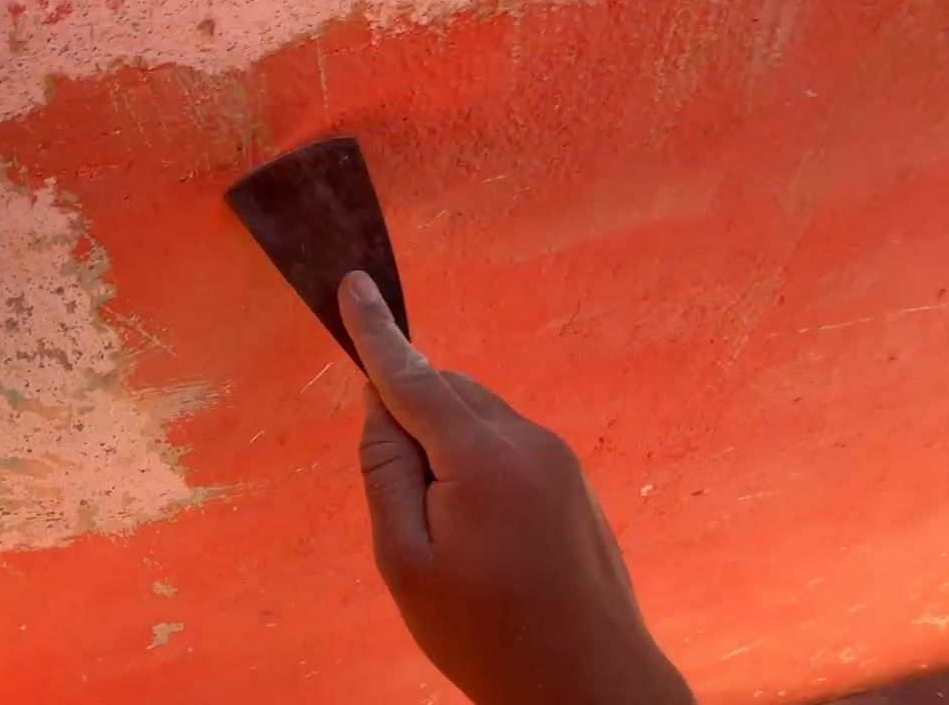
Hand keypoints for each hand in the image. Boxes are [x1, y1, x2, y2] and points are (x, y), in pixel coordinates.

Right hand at [341, 272, 692, 704]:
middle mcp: (527, 440)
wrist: (595, 698)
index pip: (411, 376)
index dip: (375, 331)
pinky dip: (470, 452)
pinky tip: (481, 523)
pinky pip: (500, 434)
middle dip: (408, 414)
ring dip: (440, 437)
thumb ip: (385, 469)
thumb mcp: (405, 561)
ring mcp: (557, 456)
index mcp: (482, 460)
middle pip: (443, 389)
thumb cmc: (485, 636)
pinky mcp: (570, 475)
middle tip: (406, 499)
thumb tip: (380, 402)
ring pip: (471, 410)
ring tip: (447, 523)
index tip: (354, 283)